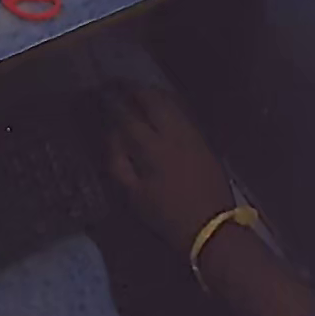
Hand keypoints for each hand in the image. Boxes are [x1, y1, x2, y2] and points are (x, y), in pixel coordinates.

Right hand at [103, 84, 235, 253]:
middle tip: (119, 86)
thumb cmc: (167, 215)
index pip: (126, 114)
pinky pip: (182, 112)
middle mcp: (172, 133)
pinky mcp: (203, 140)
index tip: (101, 93)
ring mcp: (191, 134)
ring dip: (152, 94)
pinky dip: (168, 104)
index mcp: (151, 147)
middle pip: (151, 99)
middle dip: (133, 89)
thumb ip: (118, 161)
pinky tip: (161, 107)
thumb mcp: (133, 194)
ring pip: (170, 102)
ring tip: (139, 93)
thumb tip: (111, 135)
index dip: (112, 101)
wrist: (213, 230)